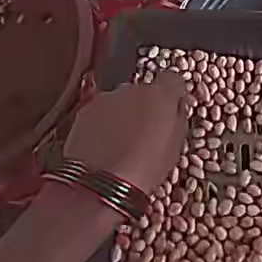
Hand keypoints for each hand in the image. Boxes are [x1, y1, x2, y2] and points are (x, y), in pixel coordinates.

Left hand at [63, 73, 190, 192]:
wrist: (101, 182)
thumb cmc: (144, 169)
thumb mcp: (174, 148)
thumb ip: (177, 118)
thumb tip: (177, 106)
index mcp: (160, 95)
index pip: (173, 79)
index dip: (173, 92)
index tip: (174, 104)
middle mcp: (131, 89)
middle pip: (143, 90)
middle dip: (146, 105)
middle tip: (147, 131)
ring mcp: (105, 98)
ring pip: (120, 100)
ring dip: (123, 114)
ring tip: (123, 142)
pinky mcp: (85, 110)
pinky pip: (100, 111)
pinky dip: (103, 122)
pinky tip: (105, 144)